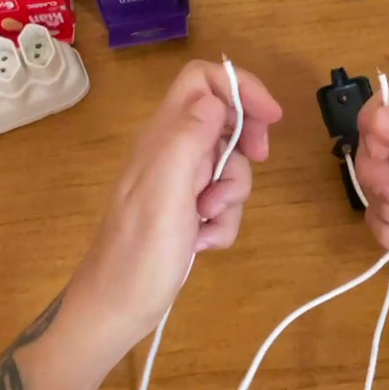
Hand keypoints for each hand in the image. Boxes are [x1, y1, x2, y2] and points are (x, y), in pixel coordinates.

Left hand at [72, 60, 282, 350]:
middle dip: (245, 144)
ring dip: (232, 195)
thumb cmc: (139, 254)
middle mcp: (172, 153)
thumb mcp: (165, 191)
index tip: (270, 118)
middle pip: (225, 121)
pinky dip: (222, 223)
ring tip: (206, 221)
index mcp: (163, 137)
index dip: (240, 87)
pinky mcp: (187, 214)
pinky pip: (222, 203)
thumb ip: (187, 138)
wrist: (119, 308)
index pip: (201, 81)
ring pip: (228, 166)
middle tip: (258, 162)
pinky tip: (203, 242)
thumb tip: (215, 100)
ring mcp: (179, 184)